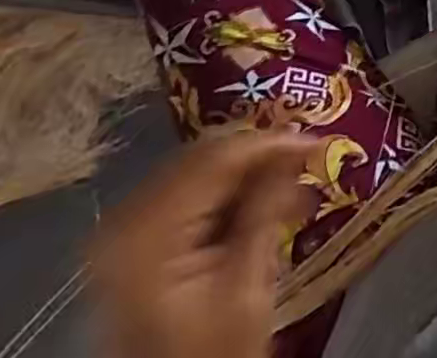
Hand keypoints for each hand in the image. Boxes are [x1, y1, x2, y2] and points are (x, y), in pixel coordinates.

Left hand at [90, 133, 314, 357]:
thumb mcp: (247, 295)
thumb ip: (265, 214)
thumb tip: (292, 156)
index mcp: (148, 232)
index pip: (213, 162)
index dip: (266, 145)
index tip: (312, 141)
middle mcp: (125, 215)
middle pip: (200, 160)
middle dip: (256, 155)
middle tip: (305, 154)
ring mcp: (125, 222)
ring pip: (194, 170)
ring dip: (243, 171)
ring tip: (291, 175)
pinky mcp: (132, 233)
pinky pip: (184, 192)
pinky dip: (223, 191)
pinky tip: (259, 196)